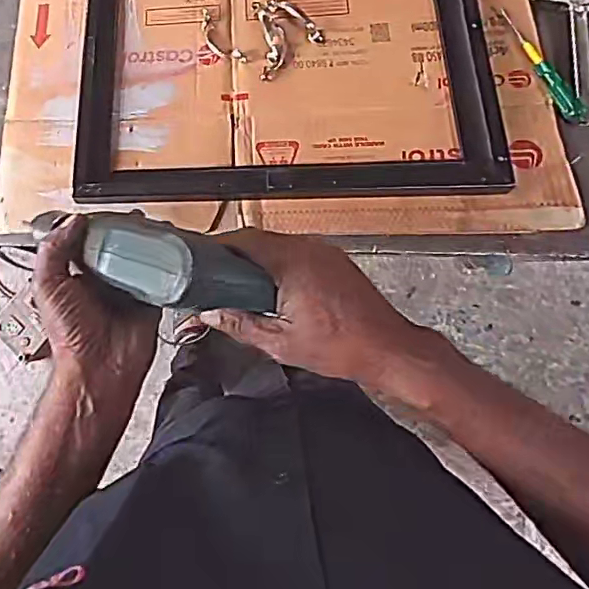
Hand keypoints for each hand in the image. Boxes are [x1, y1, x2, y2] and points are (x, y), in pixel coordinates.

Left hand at [34, 216, 159, 403]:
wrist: (100, 367)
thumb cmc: (69, 337)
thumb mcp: (47, 286)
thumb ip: (52, 251)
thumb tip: (71, 222)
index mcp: (73, 276)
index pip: (84, 241)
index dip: (93, 226)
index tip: (102, 213)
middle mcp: (100, 281)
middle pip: (114, 246)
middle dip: (124, 232)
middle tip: (133, 220)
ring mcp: (125, 290)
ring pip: (138, 258)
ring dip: (145, 245)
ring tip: (151, 231)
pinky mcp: (148, 300)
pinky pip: (158, 277)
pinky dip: (162, 265)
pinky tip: (165, 253)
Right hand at [197, 229, 446, 391]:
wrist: (388, 349)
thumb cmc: (343, 347)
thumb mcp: (280, 343)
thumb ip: (240, 324)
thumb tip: (210, 314)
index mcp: (291, 262)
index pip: (244, 239)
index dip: (218, 246)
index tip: (200, 258)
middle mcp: (309, 248)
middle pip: (260, 239)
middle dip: (235, 254)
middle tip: (215, 274)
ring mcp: (324, 252)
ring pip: (279, 244)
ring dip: (258, 258)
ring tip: (241, 283)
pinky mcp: (335, 260)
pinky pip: (298, 251)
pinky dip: (280, 262)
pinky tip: (274, 286)